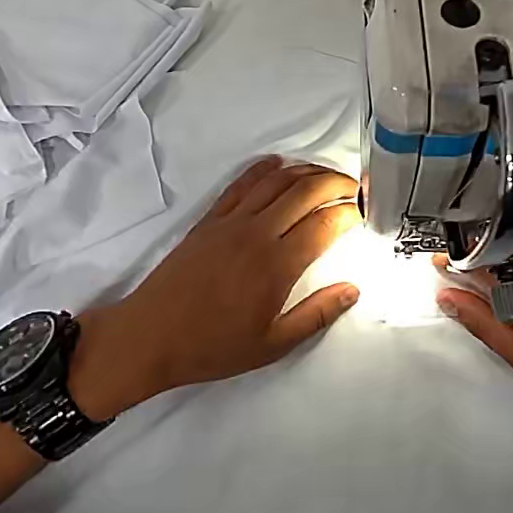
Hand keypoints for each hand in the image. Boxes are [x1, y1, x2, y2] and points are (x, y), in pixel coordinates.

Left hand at [69, 158, 361, 419]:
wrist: (147, 338)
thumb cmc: (212, 347)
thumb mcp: (272, 345)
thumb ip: (317, 315)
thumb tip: (353, 289)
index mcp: (276, 266)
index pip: (326, 223)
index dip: (351, 213)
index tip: (365, 215)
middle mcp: (257, 233)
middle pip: (306, 190)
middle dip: (338, 183)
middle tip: (356, 189)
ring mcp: (230, 221)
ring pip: (277, 180)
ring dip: (307, 171)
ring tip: (327, 176)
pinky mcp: (210, 218)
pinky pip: (242, 183)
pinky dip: (265, 168)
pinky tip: (280, 165)